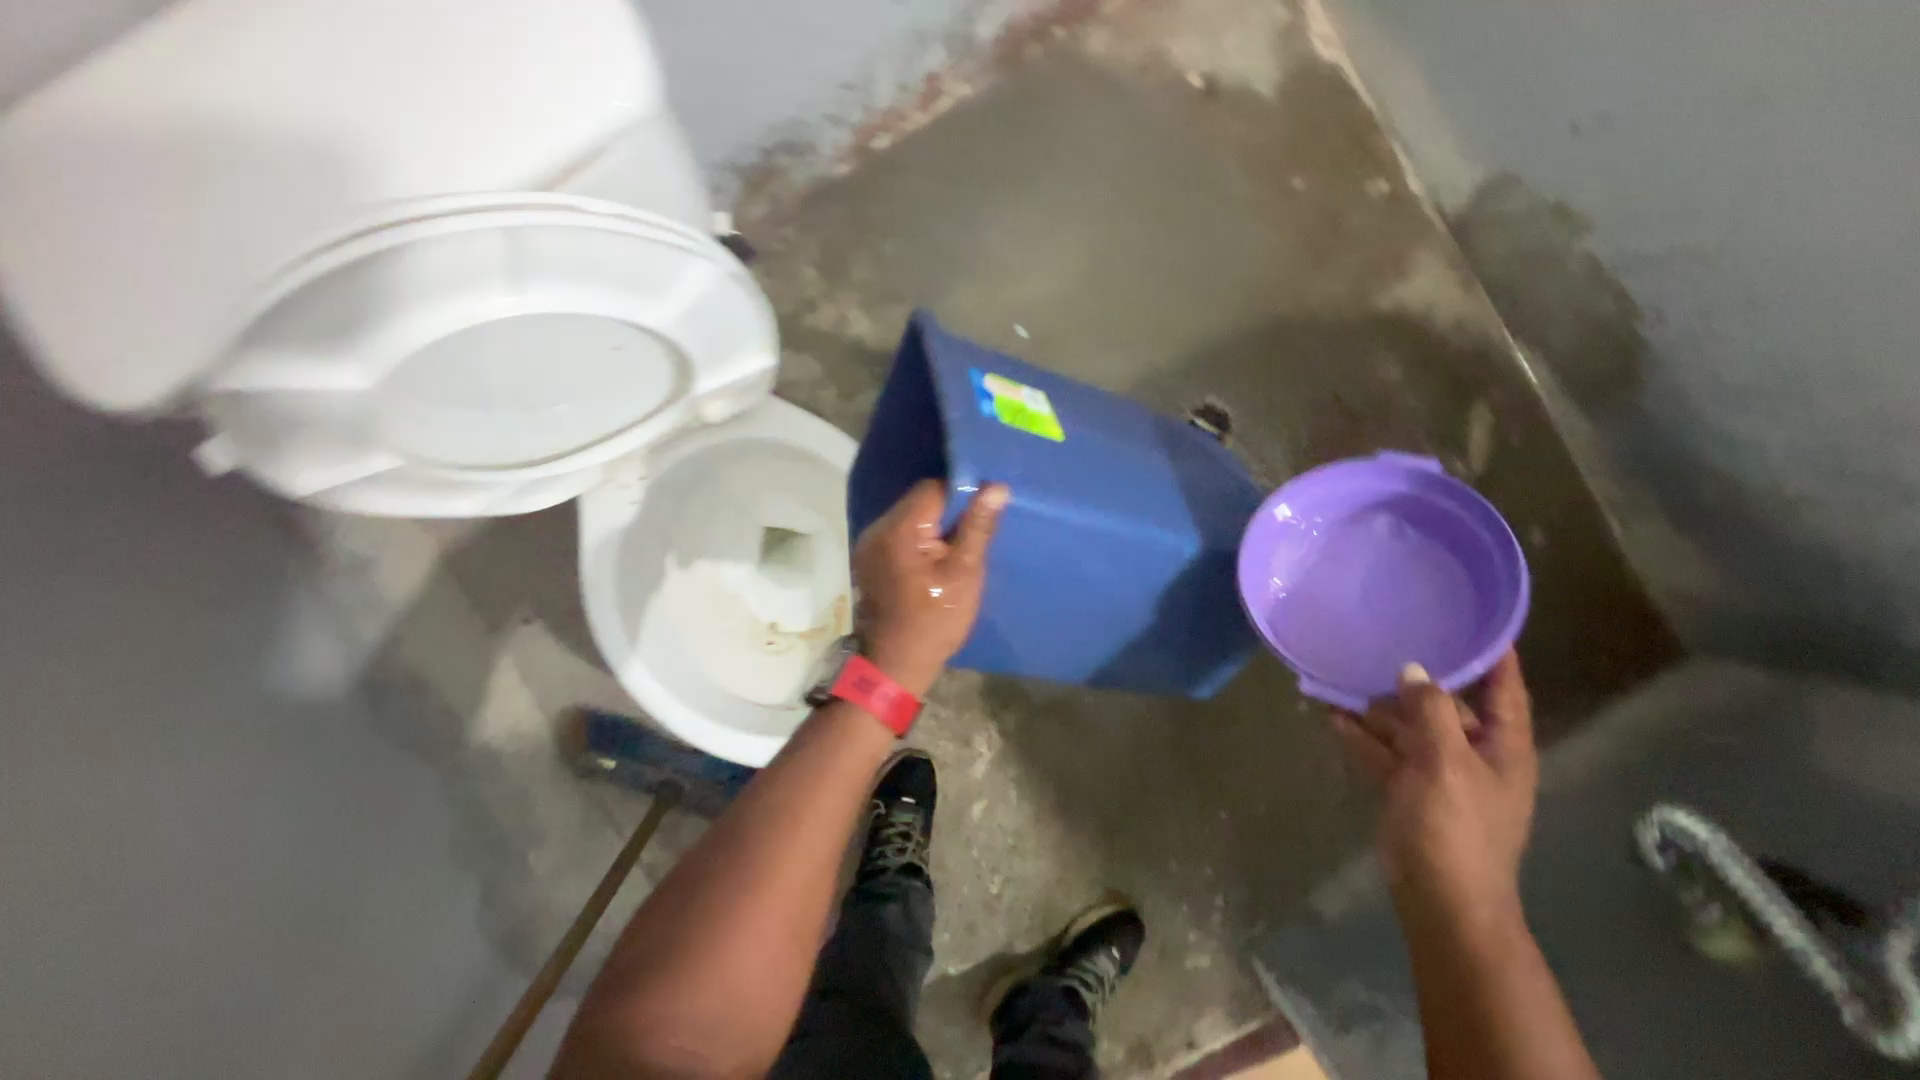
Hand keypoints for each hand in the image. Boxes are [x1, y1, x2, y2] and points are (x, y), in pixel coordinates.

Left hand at [851, 479, 1009, 696]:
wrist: (894, 665)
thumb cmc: (934, 621)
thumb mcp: (964, 573)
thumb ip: (977, 527)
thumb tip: (995, 487)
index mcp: (899, 529)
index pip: (934, 488)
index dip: (962, 495)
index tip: (983, 514)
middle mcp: (877, 529)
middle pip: (920, 501)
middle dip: (948, 513)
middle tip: (973, 537)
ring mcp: (869, 544)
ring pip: (910, 517)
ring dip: (935, 528)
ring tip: (956, 552)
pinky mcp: (869, 559)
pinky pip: (900, 535)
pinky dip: (919, 541)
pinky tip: (935, 563)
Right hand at [1332, 651, 1537, 919]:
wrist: (1443, 902)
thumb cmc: (1456, 829)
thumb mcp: (1445, 762)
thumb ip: (1431, 711)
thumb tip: (1414, 671)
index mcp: (1504, 747)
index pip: (1504, 688)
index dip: (1494, 653)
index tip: (1473, 615)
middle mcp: (1475, 756)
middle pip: (1447, 705)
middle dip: (1415, 679)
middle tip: (1383, 639)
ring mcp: (1440, 776)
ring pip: (1409, 729)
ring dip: (1379, 708)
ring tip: (1344, 675)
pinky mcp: (1409, 794)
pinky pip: (1386, 755)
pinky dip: (1363, 737)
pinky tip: (1333, 716)